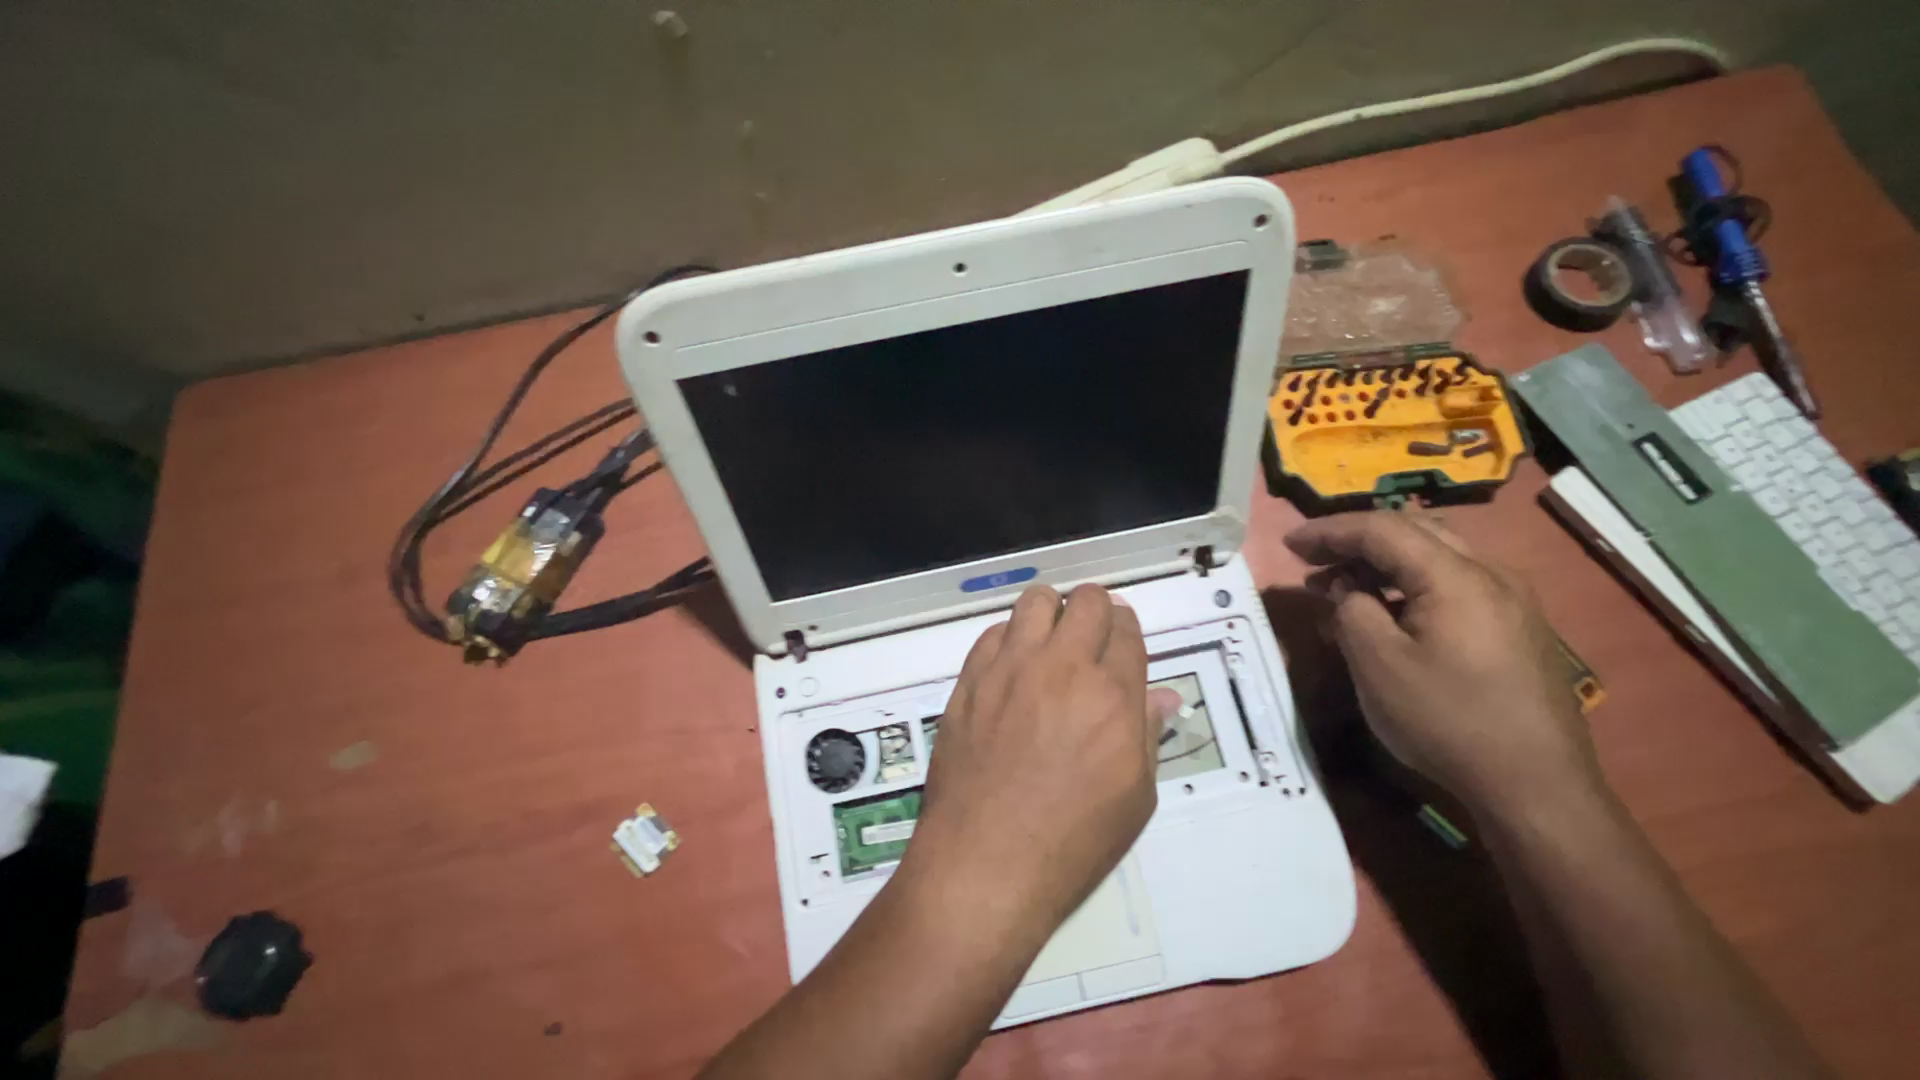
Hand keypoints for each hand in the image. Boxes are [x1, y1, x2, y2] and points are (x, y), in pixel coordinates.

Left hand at [902, 585, 1178, 936]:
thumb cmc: (1073, 842)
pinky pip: (993, 633)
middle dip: (1096, 612)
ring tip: (1050, 644)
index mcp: (1113, 696)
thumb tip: (1162, 697)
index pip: (1128, 631)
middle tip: (1090, 640)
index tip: (1120, 642)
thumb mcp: (1134, 799)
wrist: (986, 862)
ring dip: (1051, 613)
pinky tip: (1011, 670)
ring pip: (1036, 601)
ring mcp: (1010, 669)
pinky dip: (1009, 640)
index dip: (1127, 632)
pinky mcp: (970, 681)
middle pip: (1087, 602)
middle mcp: (1063, 668)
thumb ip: (1147, 735)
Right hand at [1285, 512, 1603, 820]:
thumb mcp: (1378, 665)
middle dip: (1356, 539)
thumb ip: (1352, 610)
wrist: (1537, 785)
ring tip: (1341, 587)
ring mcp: (1511, 601)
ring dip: (1383, 562)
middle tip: (1312, 560)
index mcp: (1455, 576)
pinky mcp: (1516, 628)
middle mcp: (1490, 574)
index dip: (1329, 531)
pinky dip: (1411, 584)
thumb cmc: (1447, 720)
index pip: (1382, 530)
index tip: (1287, 543)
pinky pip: (1454, 583)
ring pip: (1437, 555)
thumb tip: (1344, 586)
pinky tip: (1389, 613)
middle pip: (1414, 531)